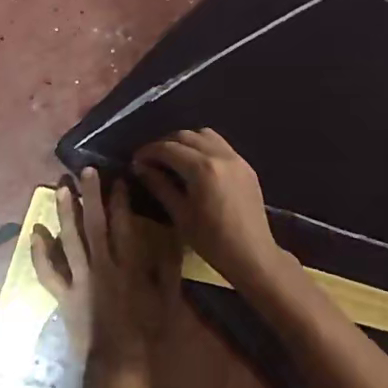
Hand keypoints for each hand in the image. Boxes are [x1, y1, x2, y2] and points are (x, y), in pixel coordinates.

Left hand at [31, 167, 179, 369]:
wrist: (118, 364)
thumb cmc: (148, 331)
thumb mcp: (169, 297)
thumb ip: (169, 264)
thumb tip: (172, 234)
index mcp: (130, 265)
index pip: (124, 224)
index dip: (120, 199)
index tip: (118, 178)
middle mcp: (103, 266)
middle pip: (94, 223)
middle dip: (90, 195)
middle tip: (84, 170)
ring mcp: (80, 280)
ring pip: (70, 239)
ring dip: (65, 211)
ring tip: (60, 187)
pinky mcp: (64, 295)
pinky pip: (48, 270)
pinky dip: (40, 251)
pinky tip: (36, 231)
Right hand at [132, 129, 285, 287]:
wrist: (251, 253)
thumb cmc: (211, 241)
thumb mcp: (180, 215)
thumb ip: (160, 186)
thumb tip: (141, 167)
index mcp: (202, 168)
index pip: (169, 148)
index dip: (149, 151)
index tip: (136, 159)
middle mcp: (220, 155)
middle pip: (187, 136)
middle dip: (165, 143)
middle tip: (151, 159)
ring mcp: (236, 158)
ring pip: (206, 135)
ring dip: (186, 141)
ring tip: (173, 158)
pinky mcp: (246, 165)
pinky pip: (221, 145)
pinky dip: (204, 146)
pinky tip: (196, 163)